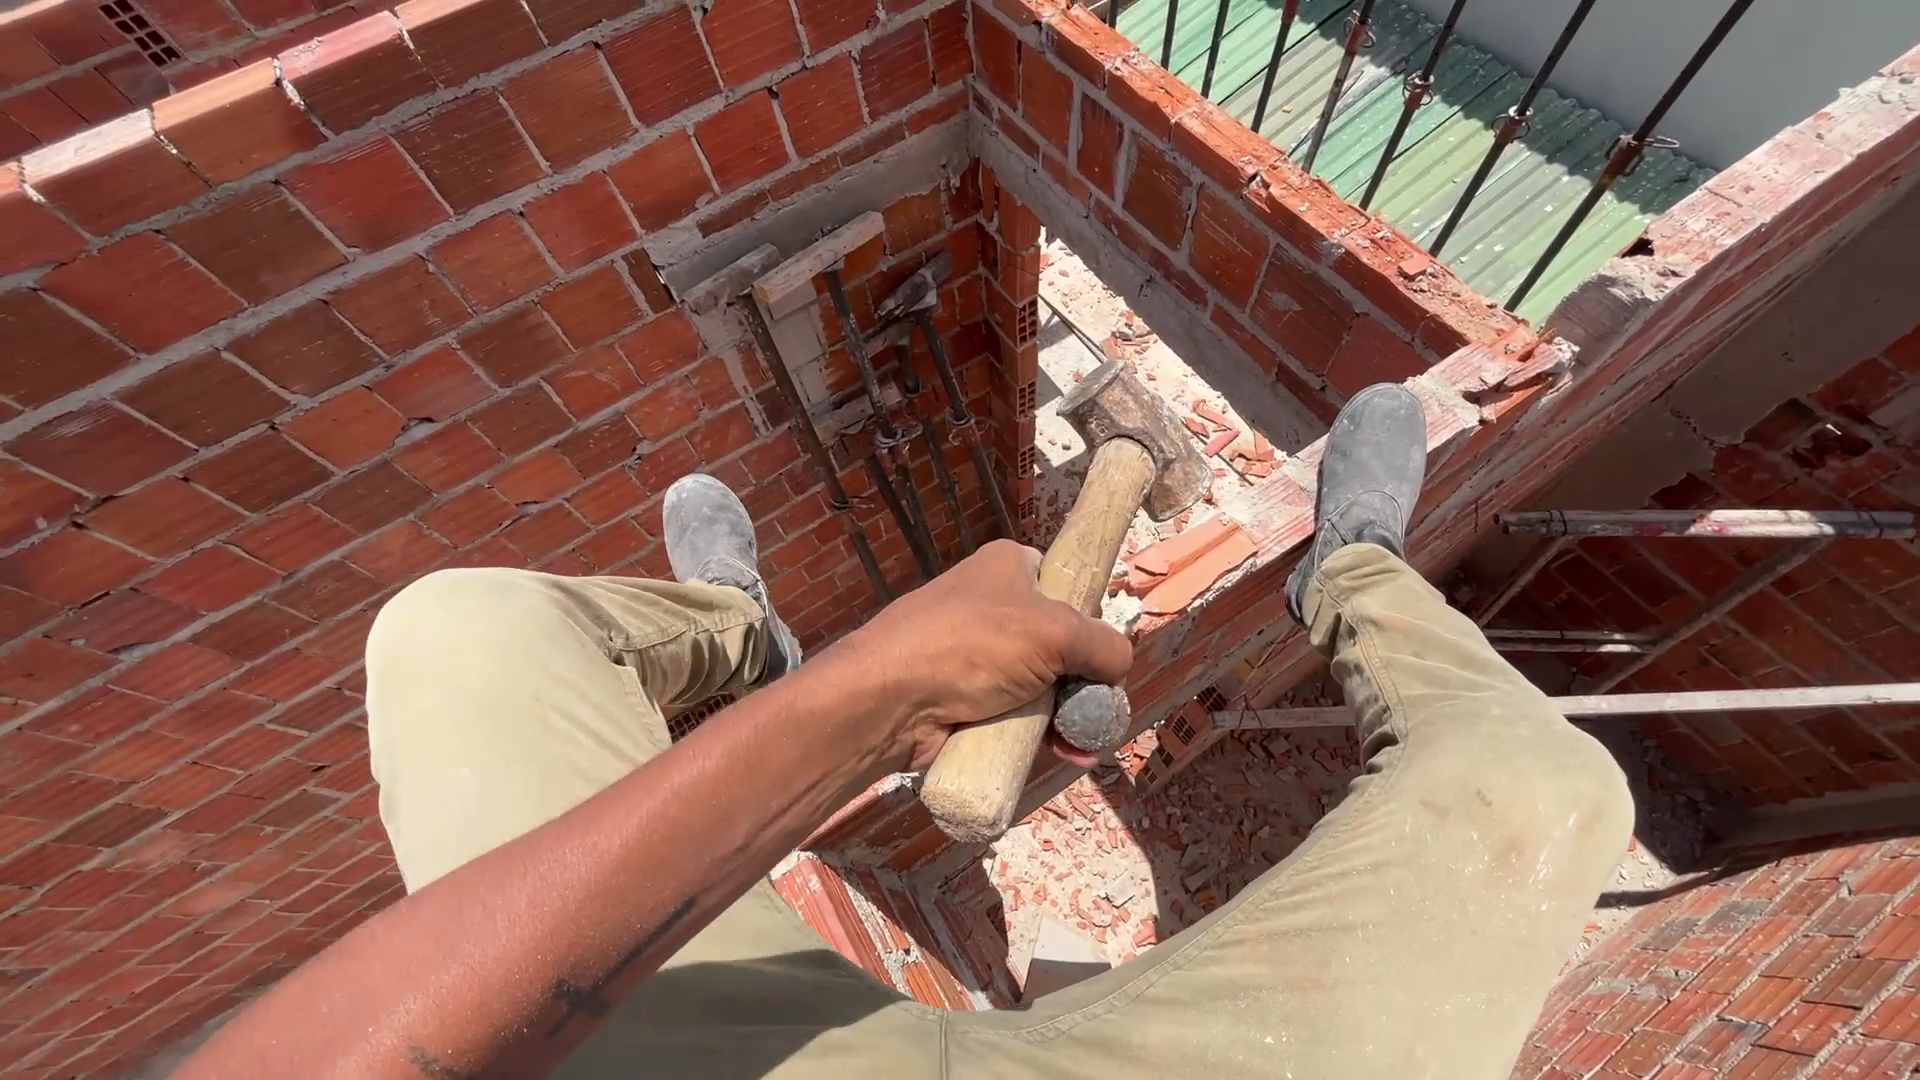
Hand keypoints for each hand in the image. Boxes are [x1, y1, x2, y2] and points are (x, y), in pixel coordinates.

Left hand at [825, 540, 1132, 773]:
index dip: (1087, 616)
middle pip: (1058, 642)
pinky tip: (1064, 754)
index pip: (1064, 582)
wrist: (890, 698)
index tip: (1099, 652)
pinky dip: (1040, 733)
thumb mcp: (1056, 632)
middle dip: (1082, 681)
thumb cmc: (974, 644)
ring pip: (1041, 684)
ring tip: (1081, 743)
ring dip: (1066, 715)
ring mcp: (975, 653)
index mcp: (1008, 567)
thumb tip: (1119, 664)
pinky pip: (1016, 713)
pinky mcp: (965, 696)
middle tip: (1097, 709)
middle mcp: (991, 604)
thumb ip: (1104, 645)